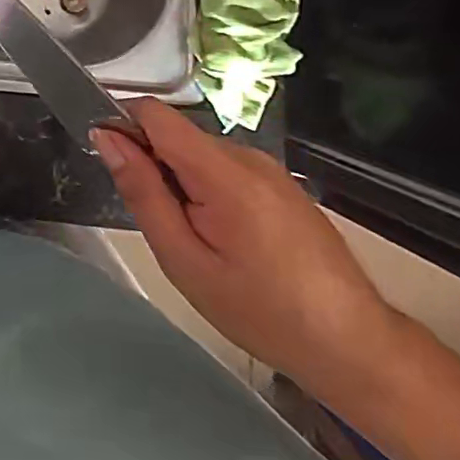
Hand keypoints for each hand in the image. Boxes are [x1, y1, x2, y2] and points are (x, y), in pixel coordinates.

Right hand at [92, 99, 407, 399]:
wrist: (353, 345)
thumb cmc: (260, 309)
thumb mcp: (183, 258)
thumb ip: (142, 191)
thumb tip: (106, 137)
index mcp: (223, 171)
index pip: (155, 114)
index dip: (121, 124)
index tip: (107, 158)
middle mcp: (248, 156)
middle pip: (175, 134)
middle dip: (150, 163)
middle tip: (155, 221)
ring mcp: (269, 168)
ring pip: (197, 153)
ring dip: (177, 180)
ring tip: (191, 238)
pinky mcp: (280, 183)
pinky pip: (223, 168)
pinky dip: (204, 189)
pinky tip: (219, 237)